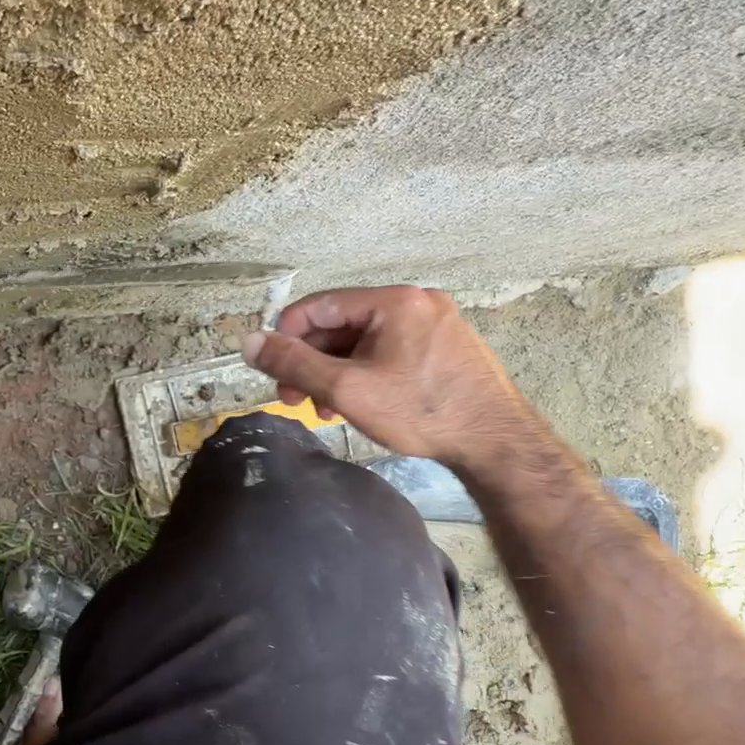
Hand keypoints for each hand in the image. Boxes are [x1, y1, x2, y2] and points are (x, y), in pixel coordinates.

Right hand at [240, 286, 536, 469]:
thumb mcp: (344, 388)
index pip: (317, 306)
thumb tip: (248, 342)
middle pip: (338, 324)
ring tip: (322, 409)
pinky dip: (360, 373)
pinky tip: (353, 403)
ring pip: (359, 341)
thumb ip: (292, 362)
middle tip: (294, 399)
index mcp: (394, 301)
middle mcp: (415, 302)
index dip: (285, 338)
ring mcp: (433, 323)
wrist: (497, 443)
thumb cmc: (420, 411)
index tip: (274, 374)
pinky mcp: (442, 346)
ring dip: (331, 372)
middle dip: (309, 362)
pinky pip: (384, 350)